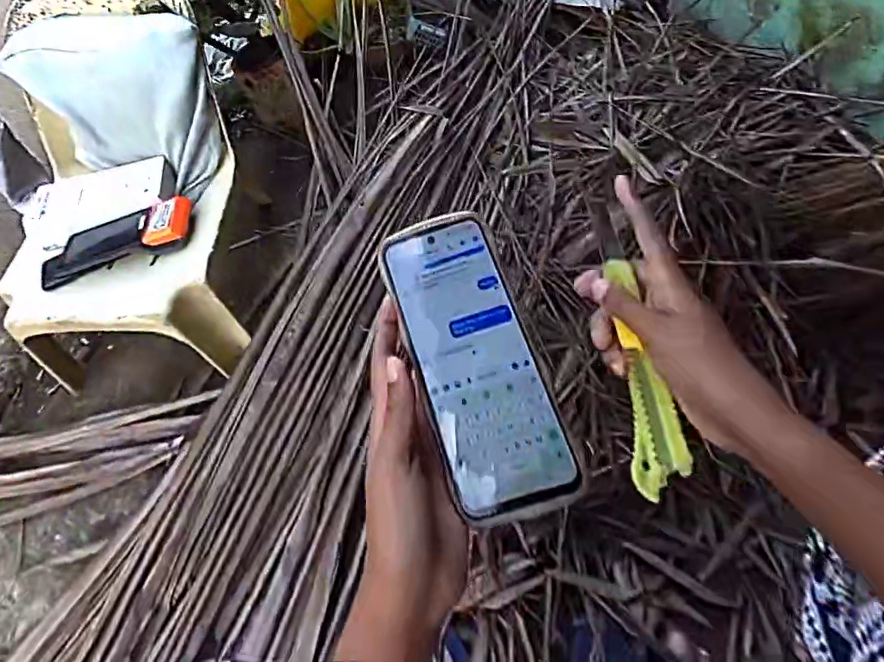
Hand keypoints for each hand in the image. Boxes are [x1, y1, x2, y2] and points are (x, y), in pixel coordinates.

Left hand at [338, 297, 469, 660]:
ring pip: (442, 399)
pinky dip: (477, 408)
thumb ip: (397, 417)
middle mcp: (409, 429)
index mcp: (387, 424)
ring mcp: (435, 448)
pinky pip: (466, 430)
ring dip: (453, 372)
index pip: (384, 367)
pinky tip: (499, 394)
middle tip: (447, 308)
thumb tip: (393, 360)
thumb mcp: (393, 466)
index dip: (387, 332)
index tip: (396, 297)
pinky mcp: (459, 469)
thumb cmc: (396, 524)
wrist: (417, 586)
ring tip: (477, 339)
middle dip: (424, 343)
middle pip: (415, 376)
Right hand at [574, 176, 793, 455]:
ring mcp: (664, 325)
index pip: (648, 238)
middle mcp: (666, 299)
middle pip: (622, 282)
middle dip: (602, 303)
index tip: (621, 181)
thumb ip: (620, 305)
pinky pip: (629, 339)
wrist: (738, 416)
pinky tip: (623, 371)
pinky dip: (620, 352)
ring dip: (609, 333)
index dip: (634, 210)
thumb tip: (591, 280)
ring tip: (613, 358)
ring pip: (620, 314)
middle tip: (595, 322)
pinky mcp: (662, 350)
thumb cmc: (702, 366)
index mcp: (670, 285)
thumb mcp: (656, 332)